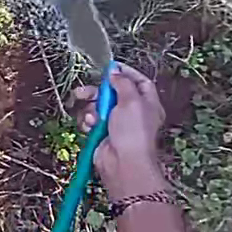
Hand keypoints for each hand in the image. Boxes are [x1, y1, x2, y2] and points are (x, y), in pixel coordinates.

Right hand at [72, 62, 167, 199]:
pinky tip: (90, 126)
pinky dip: (88, 121)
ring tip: (90, 115)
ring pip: (97, 106)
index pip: (139, 82)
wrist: (122, 163)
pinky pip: (91, 120)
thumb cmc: (132, 132)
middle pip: (112, 93)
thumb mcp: (131, 100)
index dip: (125, 73)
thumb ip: (122, 82)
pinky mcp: (102, 134)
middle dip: (97, 91)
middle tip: (84, 91)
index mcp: (147, 103)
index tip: (111, 67)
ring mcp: (117, 124)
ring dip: (90, 108)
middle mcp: (132, 112)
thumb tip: (114, 71)